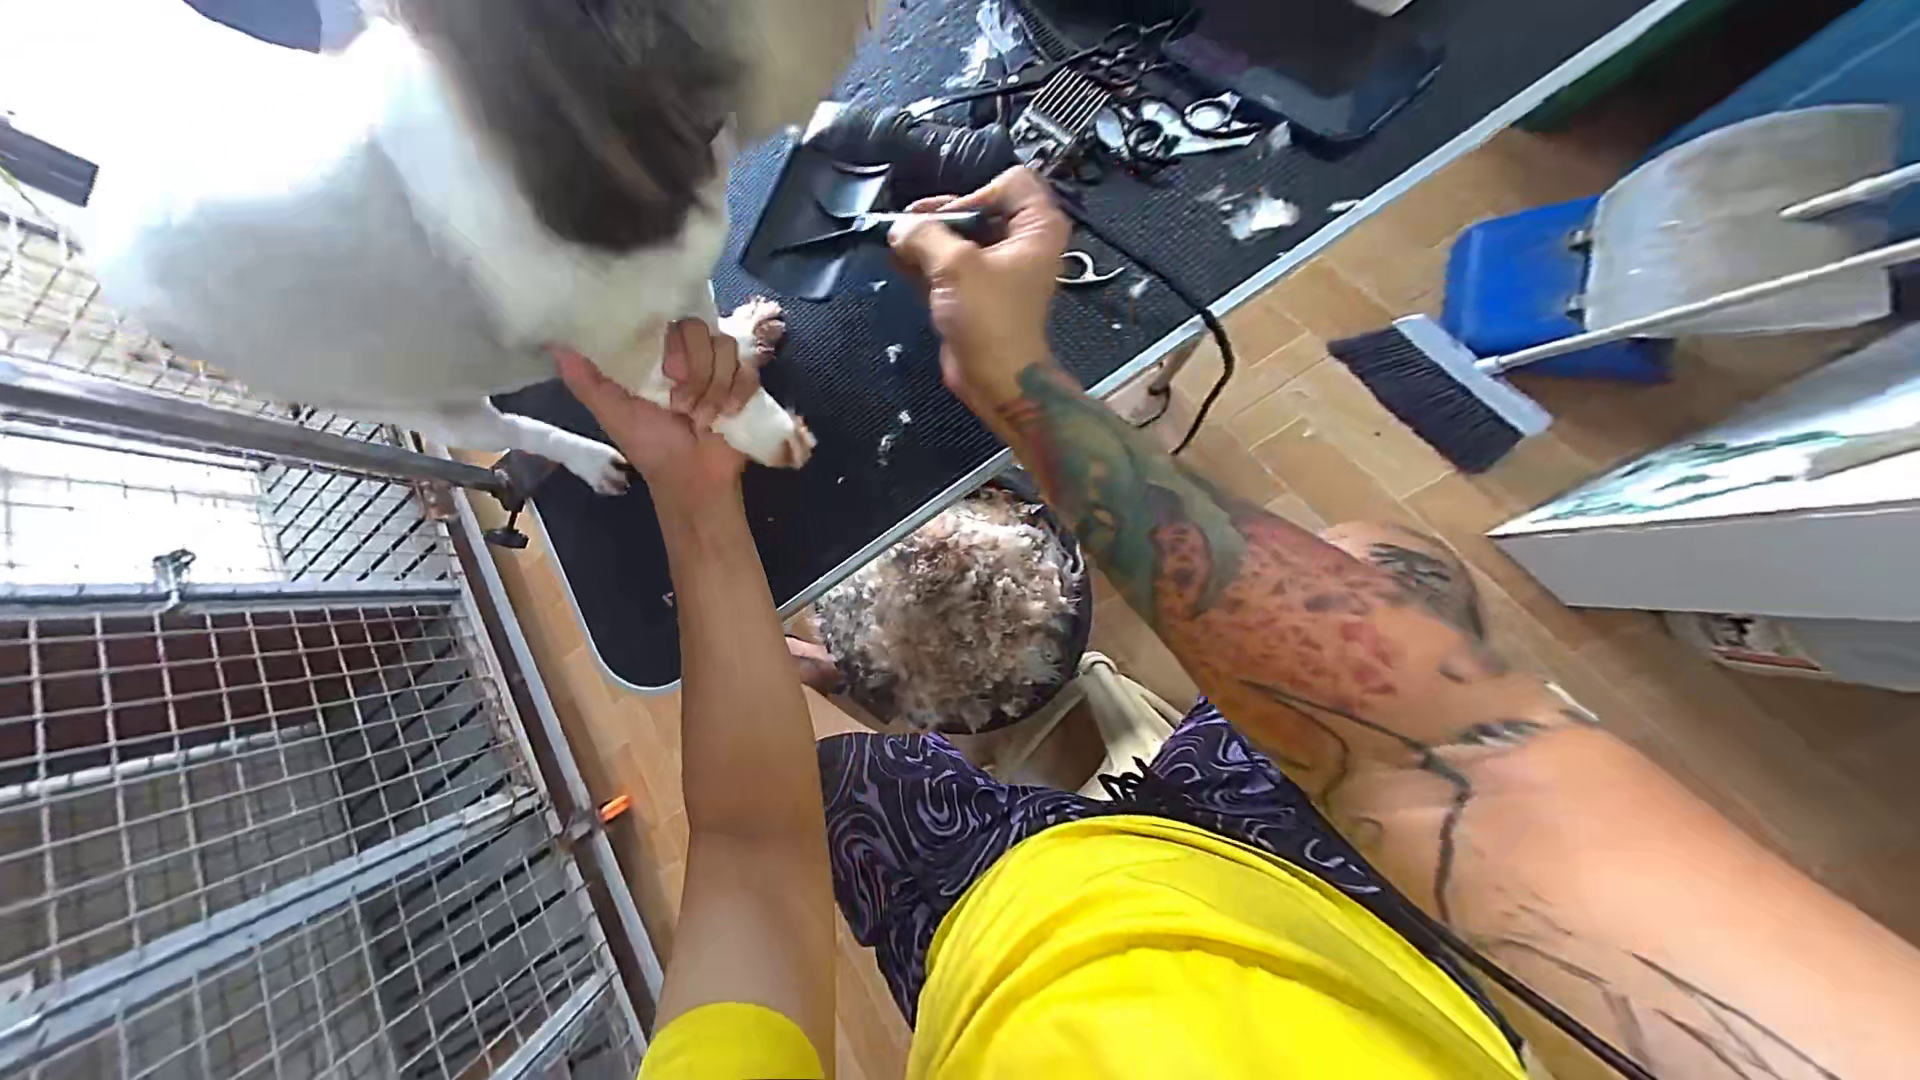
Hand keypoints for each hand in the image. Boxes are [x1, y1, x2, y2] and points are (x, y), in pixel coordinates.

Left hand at [555, 320, 753, 509]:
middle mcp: (693, 357)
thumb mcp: (614, 414)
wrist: (691, 478)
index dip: (676, 345)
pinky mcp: (747, 389)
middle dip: (697, 371)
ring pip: (728, 351)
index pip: (674, 321)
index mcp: (660, 356)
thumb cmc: (652, 446)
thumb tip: (555, 346)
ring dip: (715, 389)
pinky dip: (737, 395)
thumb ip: (587, 381)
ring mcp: (722, 372)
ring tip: (703, 418)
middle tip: (683, 404)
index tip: (668, 374)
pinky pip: (750, 374)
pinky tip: (726, 416)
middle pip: (705, 331)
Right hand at [888, 166, 1071, 409]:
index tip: (949, 221)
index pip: (1007, 182)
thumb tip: (900, 227)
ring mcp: (997, 271)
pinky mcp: (976, 294)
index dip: (973, 195)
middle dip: (940, 218)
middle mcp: (1022, 245)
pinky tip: (899, 260)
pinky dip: (926, 262)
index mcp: (1037, 228)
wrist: (995, 378)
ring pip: (958, 239)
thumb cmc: (993, 325)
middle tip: (910, 227)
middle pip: (976, 209)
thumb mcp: (956, 266)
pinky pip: (949, 267)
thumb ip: (924, 235)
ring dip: (927, 240)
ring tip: (898, 243)